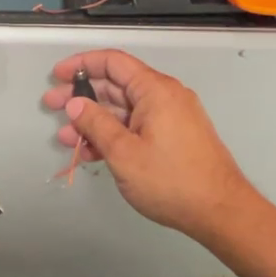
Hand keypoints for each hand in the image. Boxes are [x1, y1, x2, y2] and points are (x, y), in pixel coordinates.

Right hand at [41, 49, 258, 240]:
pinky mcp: (175, 137)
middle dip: (82, 96)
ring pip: (124, 109)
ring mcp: (172, 117)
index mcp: (155, 90)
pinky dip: (114, 134)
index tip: (57, 76)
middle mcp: (165, 96)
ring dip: (94, 121)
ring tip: (68, 139)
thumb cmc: (172, 180)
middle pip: (116, 85)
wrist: (223, 214)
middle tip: (52, 107)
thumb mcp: (124, 152)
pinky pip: (137, 125)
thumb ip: (95, 123)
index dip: (82, 64)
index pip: (112, 62)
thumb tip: (74, 102)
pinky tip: (93, 152)